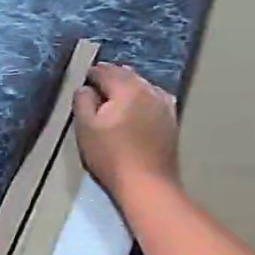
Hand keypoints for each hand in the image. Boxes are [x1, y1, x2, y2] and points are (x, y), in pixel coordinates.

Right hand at [73, 63, 179, 196]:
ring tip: (116, 90)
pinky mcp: (171, 120)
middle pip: (128, 75)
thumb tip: (86, 88)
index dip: (93, 72)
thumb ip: (83, 102)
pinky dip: (143, 95)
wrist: (147, 182)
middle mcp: (149, 91)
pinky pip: (155, 97)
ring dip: (129, 84)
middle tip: (98, 79)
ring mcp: (164, 105)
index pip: (106, 72)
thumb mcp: (85, 128)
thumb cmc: (110, 155)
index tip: (85, 75)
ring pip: (143, 85)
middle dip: (112, 75)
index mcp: (127, 89)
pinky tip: (139, 103)